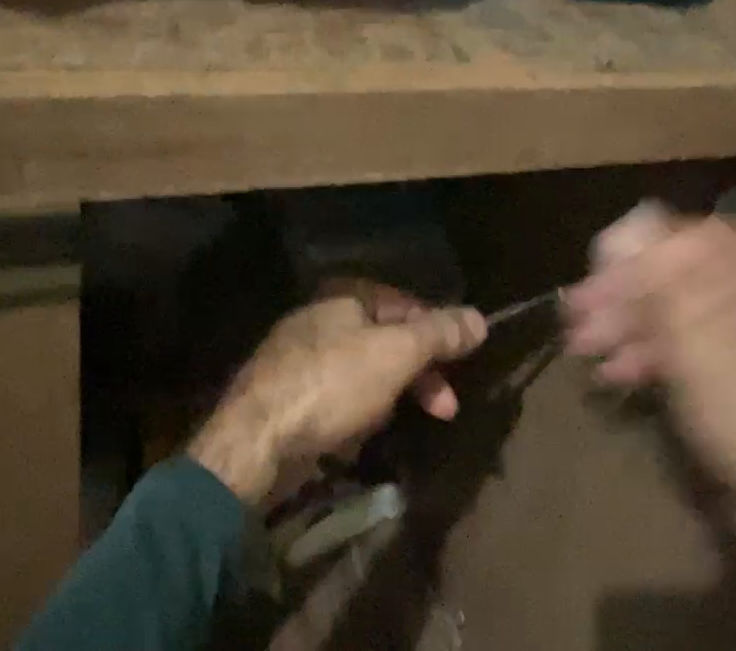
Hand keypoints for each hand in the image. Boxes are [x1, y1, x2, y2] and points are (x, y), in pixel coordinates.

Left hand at [187, 279, 486, 504]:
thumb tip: (480, 318)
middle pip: (386, 340)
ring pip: (363, 372)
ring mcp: (299, 358)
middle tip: (446, 410)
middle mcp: (320, 318)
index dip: (440, 333)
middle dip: (420, 374)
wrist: (255, 439)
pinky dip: (356, 413)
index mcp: (344, 297)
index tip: (463, 366)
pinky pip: (336, 399)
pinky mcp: (287, 396)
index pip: (407, 305)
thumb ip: (439, 334)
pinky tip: (359, 437)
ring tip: (398, 424)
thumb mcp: (396, 354)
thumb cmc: (332, 384)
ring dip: (390, 397)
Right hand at [562, 206, 735, 573]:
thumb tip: (632, 217)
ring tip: (585, 349)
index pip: (701, 239)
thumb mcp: (701, 344)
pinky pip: (703, 351)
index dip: (642, 249)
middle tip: (577, 315)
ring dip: (635, 328)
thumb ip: (662, 278)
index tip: (592, 270)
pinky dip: (660, 359)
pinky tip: (617, 376)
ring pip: (691, 317)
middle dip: (629, 295)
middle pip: (691, 278)